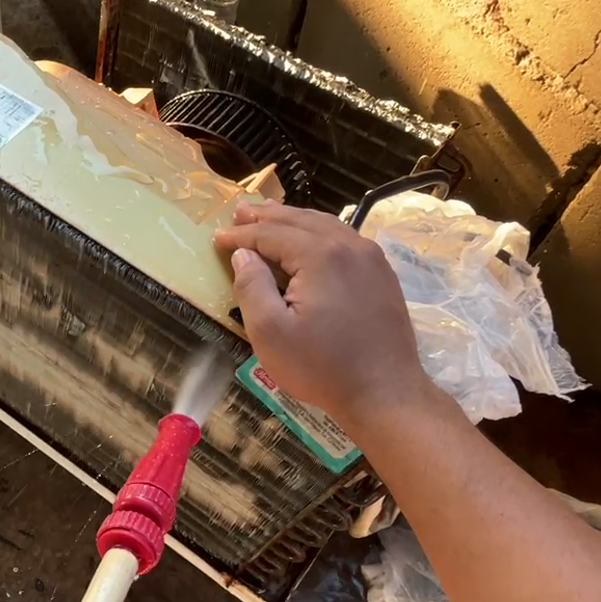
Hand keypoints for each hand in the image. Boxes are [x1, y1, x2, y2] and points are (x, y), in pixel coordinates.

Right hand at [214, 202, 432, 428]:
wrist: (383, 390)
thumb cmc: (320, 366)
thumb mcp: (270, 333)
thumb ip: (252, 287)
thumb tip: (243, 254)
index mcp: (319, 256)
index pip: (271, 234)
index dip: (241, 235)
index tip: (217, 237)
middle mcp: (348, 246)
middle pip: (300, 221)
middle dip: (267, 216)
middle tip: (239, 210)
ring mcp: (370, 259)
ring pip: (325, 226)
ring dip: (293, 220)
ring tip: (270, 216)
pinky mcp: (381, 275)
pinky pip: (343, 240)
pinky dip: (317, 232)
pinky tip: (309, 239)